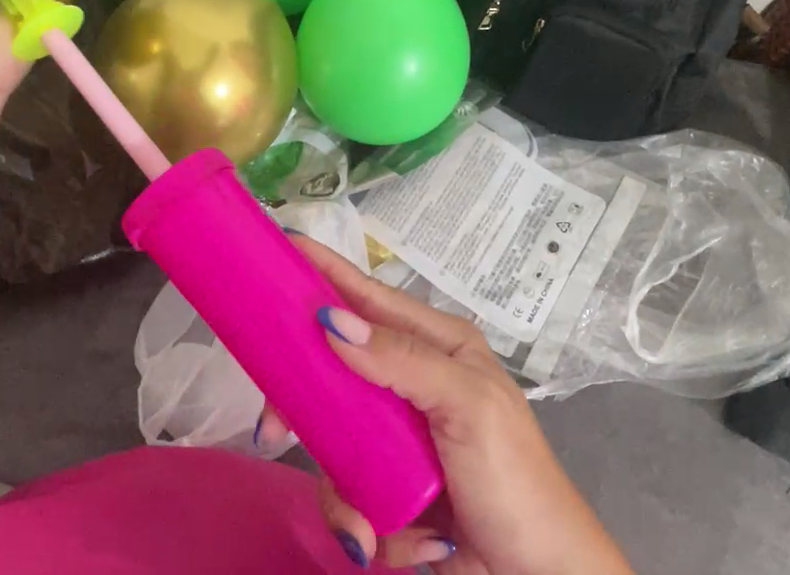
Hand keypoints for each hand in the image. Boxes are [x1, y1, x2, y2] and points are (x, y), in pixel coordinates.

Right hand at [259, 238, 632, 573]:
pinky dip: (366, 523)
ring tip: (364, 530)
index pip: (369, 297)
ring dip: (343, 491)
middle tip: (274, 426)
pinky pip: (348, 492)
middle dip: (304, 406)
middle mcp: (409, 381)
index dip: (324, 271)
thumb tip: (331, 320)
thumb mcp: (468, 406)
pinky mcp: (387, 484)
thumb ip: (402, 359)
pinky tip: (400, 544)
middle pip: (333, 369)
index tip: (279, 245)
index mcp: (436, 346)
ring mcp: (396, 435)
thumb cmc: (515, 479)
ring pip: (331, 439)